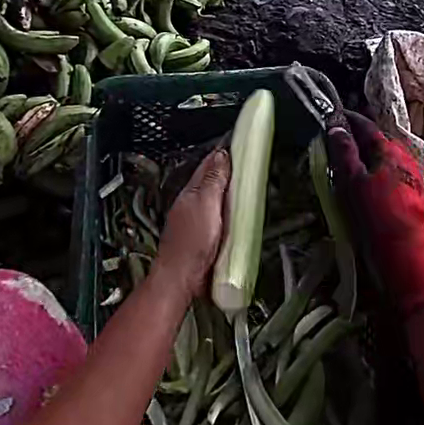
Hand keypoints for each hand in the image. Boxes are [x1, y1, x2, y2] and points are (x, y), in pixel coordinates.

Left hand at [152, 147, 230, 297]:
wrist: (181, 278)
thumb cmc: (191, 243)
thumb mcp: (207, 205)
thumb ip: (214, 181)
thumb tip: (221, 156)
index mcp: (192, 191)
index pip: (208, 165)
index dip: (222, 155)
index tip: (236, 146)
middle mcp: (192, 203)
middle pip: (210, 181)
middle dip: (225, 171)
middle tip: (242, 163)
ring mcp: (196, 220)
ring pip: (213, 199)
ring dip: (225, 191)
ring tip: (240, 185)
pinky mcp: (202, 237)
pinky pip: (217, 218)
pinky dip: (226, 212)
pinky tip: (234, 216)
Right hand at [326, 111, 423, 316]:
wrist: (406, 258)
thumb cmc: (375, 215)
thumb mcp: (351, 181)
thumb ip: (343, 151)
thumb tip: (336, 124)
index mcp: (390, 151)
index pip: (366, 126)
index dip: (348, 119)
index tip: (332, 115)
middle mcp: (405, 160)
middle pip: (376, 143)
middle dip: (356, 141)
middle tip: (334, 143)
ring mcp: (413, 180)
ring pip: (384, 162)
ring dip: (365, 160)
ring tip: (346, 168)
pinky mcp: (414, 199)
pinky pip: (390, 179)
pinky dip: (374, 177)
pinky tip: (364, 190)